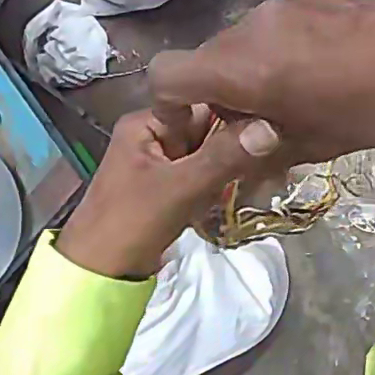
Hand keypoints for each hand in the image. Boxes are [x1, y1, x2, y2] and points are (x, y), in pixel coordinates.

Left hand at [56, 107, 280, 279]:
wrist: (99, 274)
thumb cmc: (130, 223)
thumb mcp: (180, 187)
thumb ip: (224, 156)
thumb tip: (271, 127)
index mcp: (147, 122)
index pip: (201, 100)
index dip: (236, 110)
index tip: (272, 122)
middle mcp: (155, 135)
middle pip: (209, 127)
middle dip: (238, 142)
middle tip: (274, 155)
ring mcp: (163, 162)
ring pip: (211, 153)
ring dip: (234, 165)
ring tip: (265, 173)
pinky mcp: (171, 187)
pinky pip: (205, 175)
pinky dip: (223, 182)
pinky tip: (247, 188)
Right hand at [148, 0, 374, 166]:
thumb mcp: (312, 144)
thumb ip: (257, 150)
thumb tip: (231, 166)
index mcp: (247, 67)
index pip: (168, 75)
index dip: (169, 107)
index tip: (198, 128)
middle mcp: (252, 26)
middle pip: (204, 59)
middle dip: (215, 93)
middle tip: (251, 121)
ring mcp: (280, 3)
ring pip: (236, 41)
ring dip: (245, 71)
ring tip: (288, 93)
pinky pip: (268, 25)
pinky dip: (271, 50)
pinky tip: (313, 66)